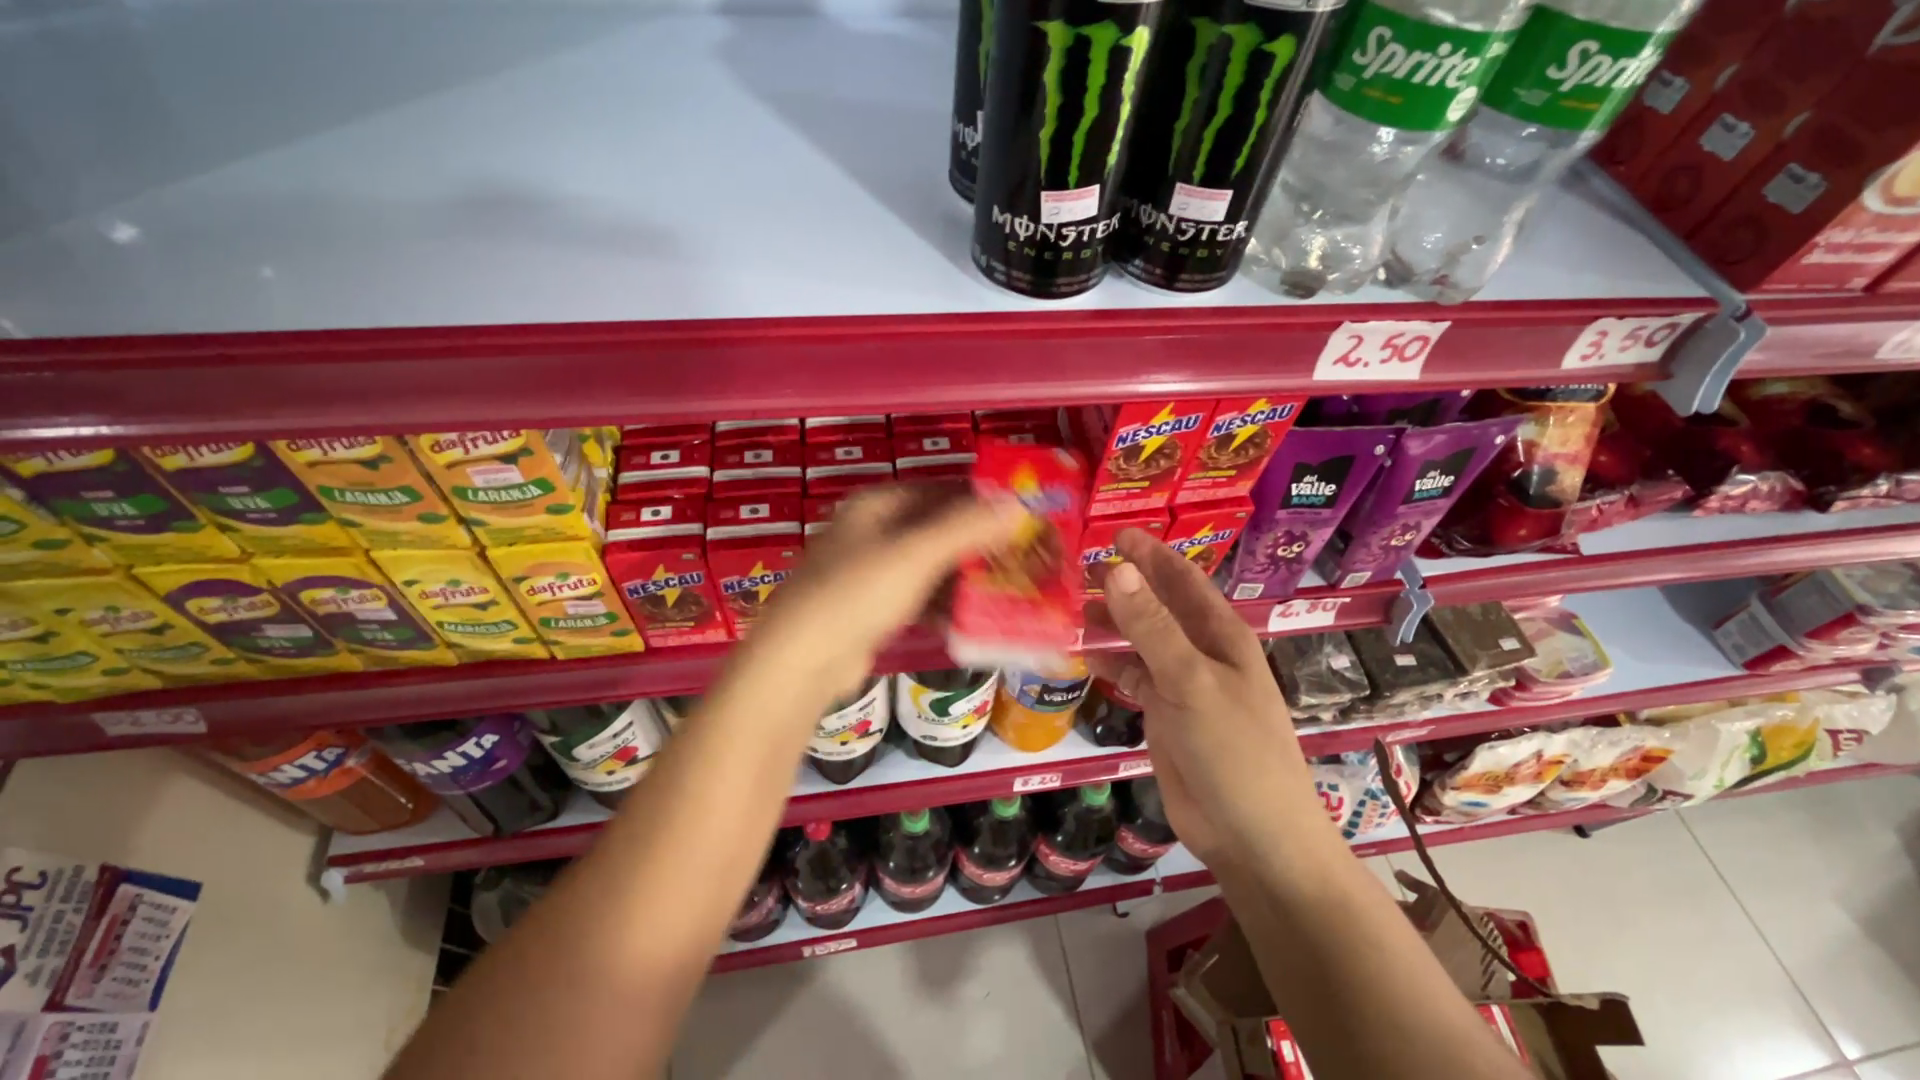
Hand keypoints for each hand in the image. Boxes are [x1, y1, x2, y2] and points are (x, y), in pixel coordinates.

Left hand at [743, 485, 1024, 703]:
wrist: (800, 662)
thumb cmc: (856, 595)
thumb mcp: (915, 555)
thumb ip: (966, 527)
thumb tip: (1017, 503)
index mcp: (877, 505)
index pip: (942, 489)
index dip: (984, 499)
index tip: (1027, 513)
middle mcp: (873, 532)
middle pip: (939, 529)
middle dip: (981, 544)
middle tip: (1028, 556)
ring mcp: (871, 573)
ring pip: (932, 567)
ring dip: (968, 578)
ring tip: (1014, 590)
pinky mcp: (874, 611)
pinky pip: (921, 600)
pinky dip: (947, 607)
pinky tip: (978, 621)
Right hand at [1084, 529, 1327, 865]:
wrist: (1250, 833)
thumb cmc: (1232, 749)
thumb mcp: (1190, 681)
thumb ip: (1152, 627)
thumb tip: (1118, 568)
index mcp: (1221, 636)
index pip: (1183, 581)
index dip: (1152, 555)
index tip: (1114, 534)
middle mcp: (1202, 653)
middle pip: (1158, 608)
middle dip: (1124, 587)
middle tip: (1077, 570)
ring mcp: (1182, 686)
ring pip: (1140, 643)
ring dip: (1111, 625)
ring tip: (1069, 608)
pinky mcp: (1164, 717)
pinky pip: (1132, 678)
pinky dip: (1108, 664)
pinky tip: (1081, 655)